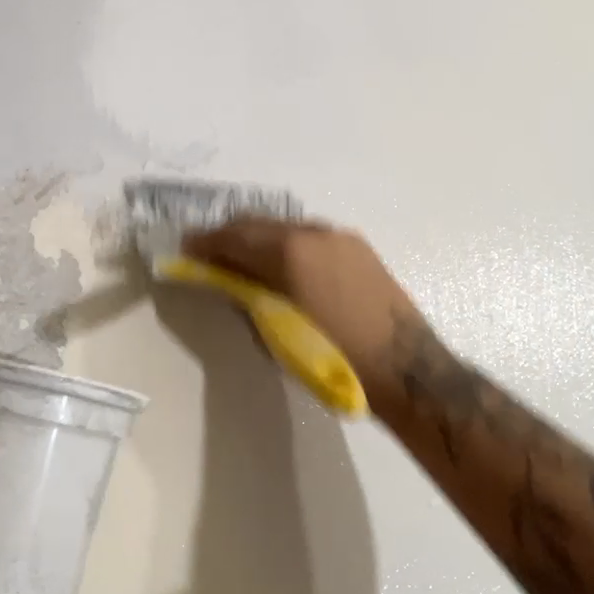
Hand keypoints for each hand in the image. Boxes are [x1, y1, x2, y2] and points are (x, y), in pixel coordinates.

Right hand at [182, 216, 429, 368]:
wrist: (407, 370)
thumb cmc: (336, 359)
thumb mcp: (278, 334)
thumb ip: (248, 298)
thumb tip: (230, 282)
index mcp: (290, 251)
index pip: (235, 237)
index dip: (205, 242)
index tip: (185, 247)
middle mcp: (314, 233)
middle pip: (258, 224)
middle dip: (230, 235)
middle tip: (208, 251)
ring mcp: (340, 237)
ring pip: (286, 227)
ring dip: (260, 238)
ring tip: (243, 259)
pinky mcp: (358, 249)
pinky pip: (310, 237)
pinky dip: (287, 244)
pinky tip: (283, 265)